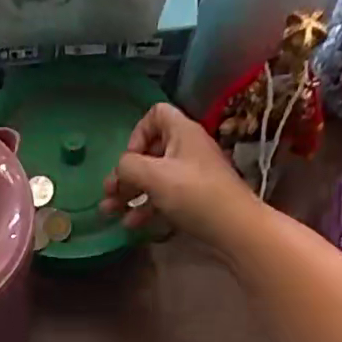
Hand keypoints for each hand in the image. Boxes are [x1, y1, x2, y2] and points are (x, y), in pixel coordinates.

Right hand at [101, 103, 259, 240]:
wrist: (232, 226)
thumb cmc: (193, 194)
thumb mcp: (154, 175)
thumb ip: (128, 166)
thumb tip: (120, 170)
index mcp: (182, 133)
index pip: (155, 115)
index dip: (137, 134)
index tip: (130, 159)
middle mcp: (186, 148)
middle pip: (147, 151)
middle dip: (124, 174)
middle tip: (109, 194)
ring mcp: (189, 173)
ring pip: (150, 177)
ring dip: (127, 194)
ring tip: (111, 212)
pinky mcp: (190, 196)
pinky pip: (160, 196)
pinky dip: (144, 207)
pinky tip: (132, 224)